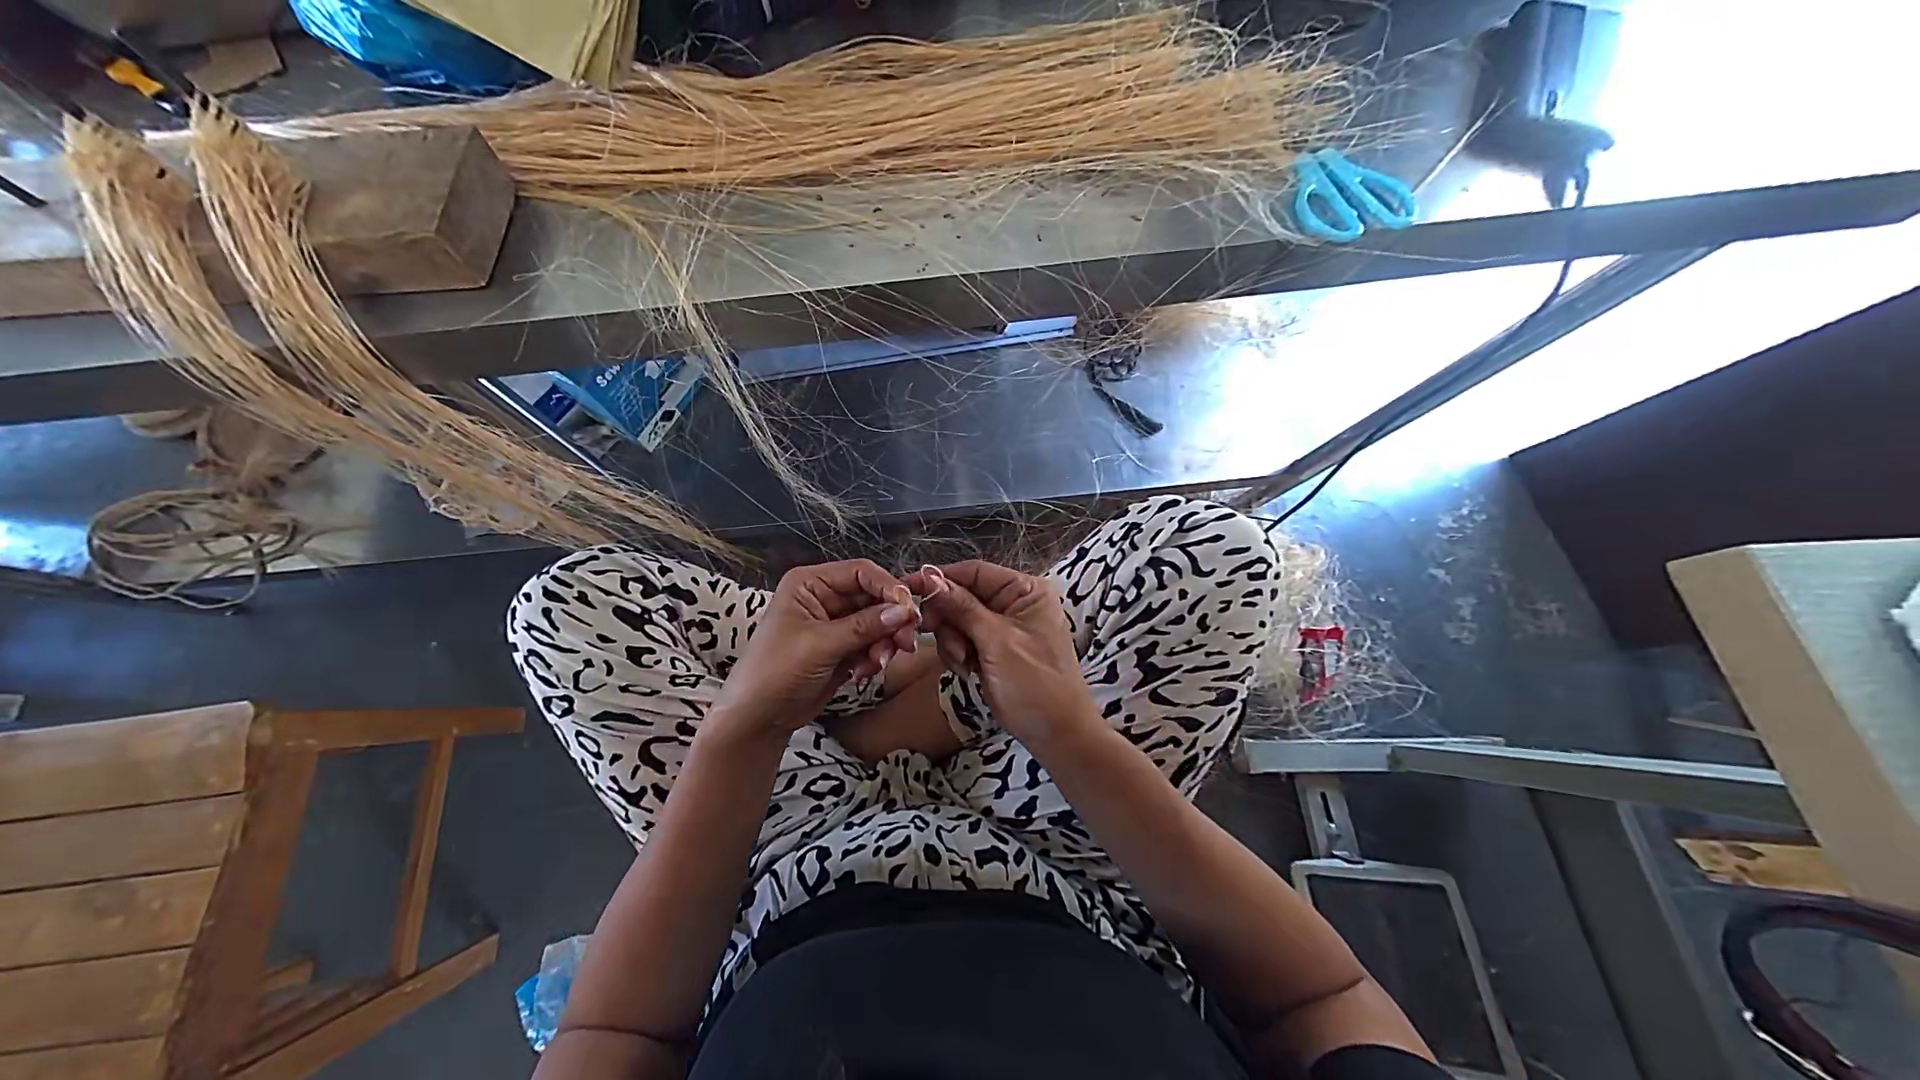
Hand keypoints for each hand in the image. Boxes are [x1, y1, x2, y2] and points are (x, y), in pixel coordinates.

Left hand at [710, 560, 919, 741]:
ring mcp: (835, 623)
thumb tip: (904, 611)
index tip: (909, 609)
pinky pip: (873, 643)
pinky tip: (863, 673)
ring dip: (885, 642)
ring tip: (877, 664)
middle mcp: (824, 597)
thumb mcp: (819, 645)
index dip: (888, 587)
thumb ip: (863, 626)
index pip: (860, 572)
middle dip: (891, 621)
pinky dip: (875, 656)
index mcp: (810, 583)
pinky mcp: (843, 647)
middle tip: (906, 643)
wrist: (758, 719)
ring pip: (878, 622)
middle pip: (874, 597)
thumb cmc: (774, 672)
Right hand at [905, 561, 1096, 747]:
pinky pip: (962, 641)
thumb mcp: (997, 641)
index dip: (941, 578)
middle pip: (961, 595)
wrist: (1056, 735)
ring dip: (952, 641)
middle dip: (948, 619)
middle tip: (931, 633)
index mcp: (1025, 590)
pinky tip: (969, 671)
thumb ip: (962, 608)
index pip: (975, 571)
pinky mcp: (992, 650)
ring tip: (965, 663)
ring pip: (956, 620)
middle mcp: (1014, 603)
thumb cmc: (1036, 684)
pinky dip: (958, 654)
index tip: (908, 588)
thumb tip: (930, 578)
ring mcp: (1002, 628)